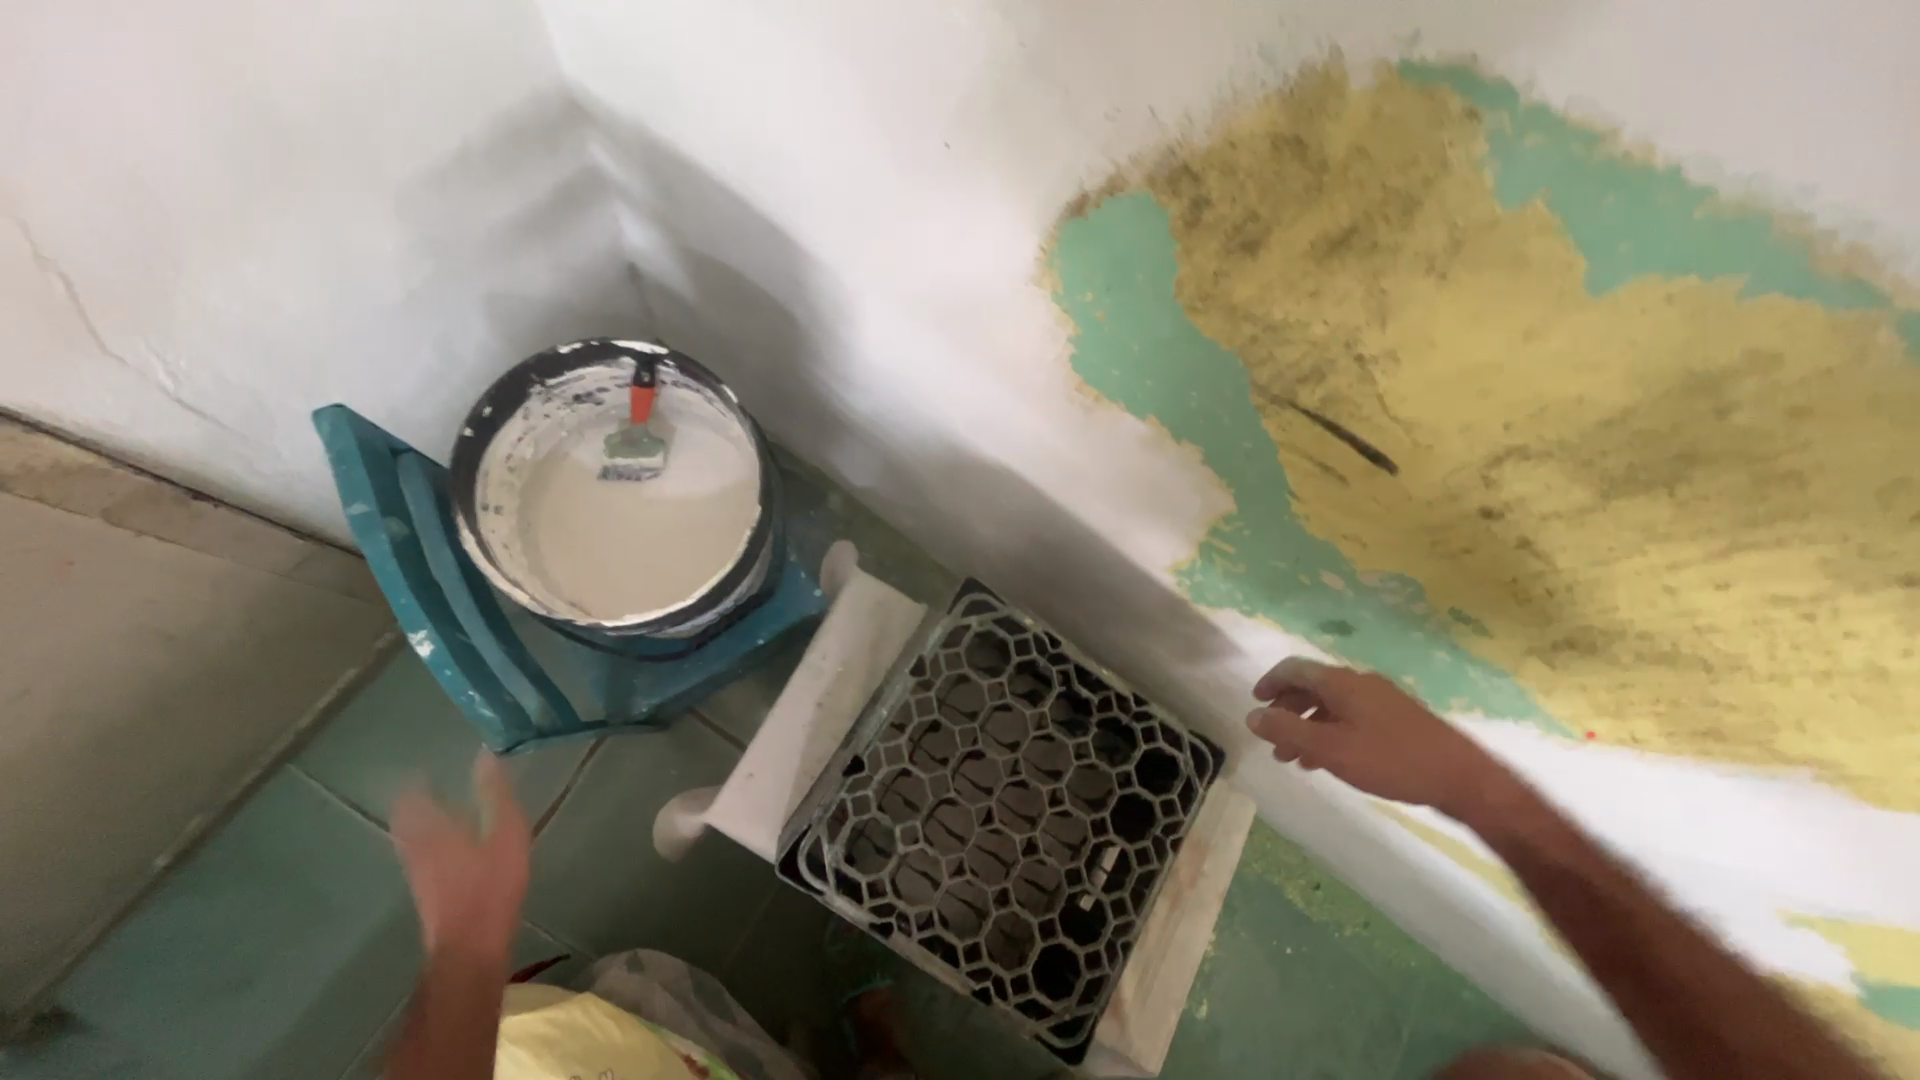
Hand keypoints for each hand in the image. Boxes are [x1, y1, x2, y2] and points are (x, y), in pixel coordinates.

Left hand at [391, 752, 530, 960]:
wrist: (471, 945)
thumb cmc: (491, 884)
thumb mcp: (505, 833)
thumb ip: (495, 795)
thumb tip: (485, 754)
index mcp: (432, 830)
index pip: (412, 798)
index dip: (415, 782)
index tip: (424, 768)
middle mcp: (416, 848)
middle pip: (404, 820)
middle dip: (413, 802)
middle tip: (427, 787)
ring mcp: (417, 874)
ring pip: (408, 840)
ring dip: (417, 823)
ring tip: (436, 813)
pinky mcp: (425, 892)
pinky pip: (418, 857)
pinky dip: (425, 844)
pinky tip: (444, 848)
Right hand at [1247, 657, 1509, 818]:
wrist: (1462, 778)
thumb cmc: (1390, 759)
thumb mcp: (1329, 748)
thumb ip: (1287, 730)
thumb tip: (1253, 715)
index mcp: (1342, 682)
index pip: (1294, 669)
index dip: (1270, 683)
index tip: (1255, 703)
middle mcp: (1360, 683)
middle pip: (1312, 687)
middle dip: (1287, 711)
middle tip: (1273, 740)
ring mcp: (1382, 700)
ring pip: (1332, 706)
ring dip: (1308, 727)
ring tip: (1296, 759)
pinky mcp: (1398, 720)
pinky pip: (1351, 718)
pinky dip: (1331, 733)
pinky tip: (1330, 760)